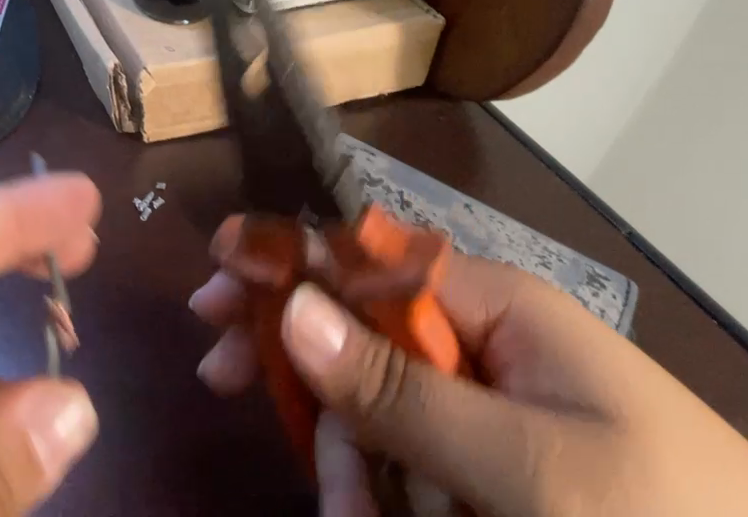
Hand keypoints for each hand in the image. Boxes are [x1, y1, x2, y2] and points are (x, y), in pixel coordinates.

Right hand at [190, 217, 747, 515]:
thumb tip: (292, 305)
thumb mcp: (532, 470)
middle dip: (295, 361)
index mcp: (500, 307)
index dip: (290, 261)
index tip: (216, 281)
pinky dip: (375, 487)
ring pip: (374, 405)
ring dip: (340, 452)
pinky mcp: (492, 469)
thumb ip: (405, 391)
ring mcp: (488, 410)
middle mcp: (485, 343)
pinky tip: (361, 512)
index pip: (370, 256)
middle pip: (358, 326)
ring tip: (341, 509)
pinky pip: (408, 459)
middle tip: (221, 376)